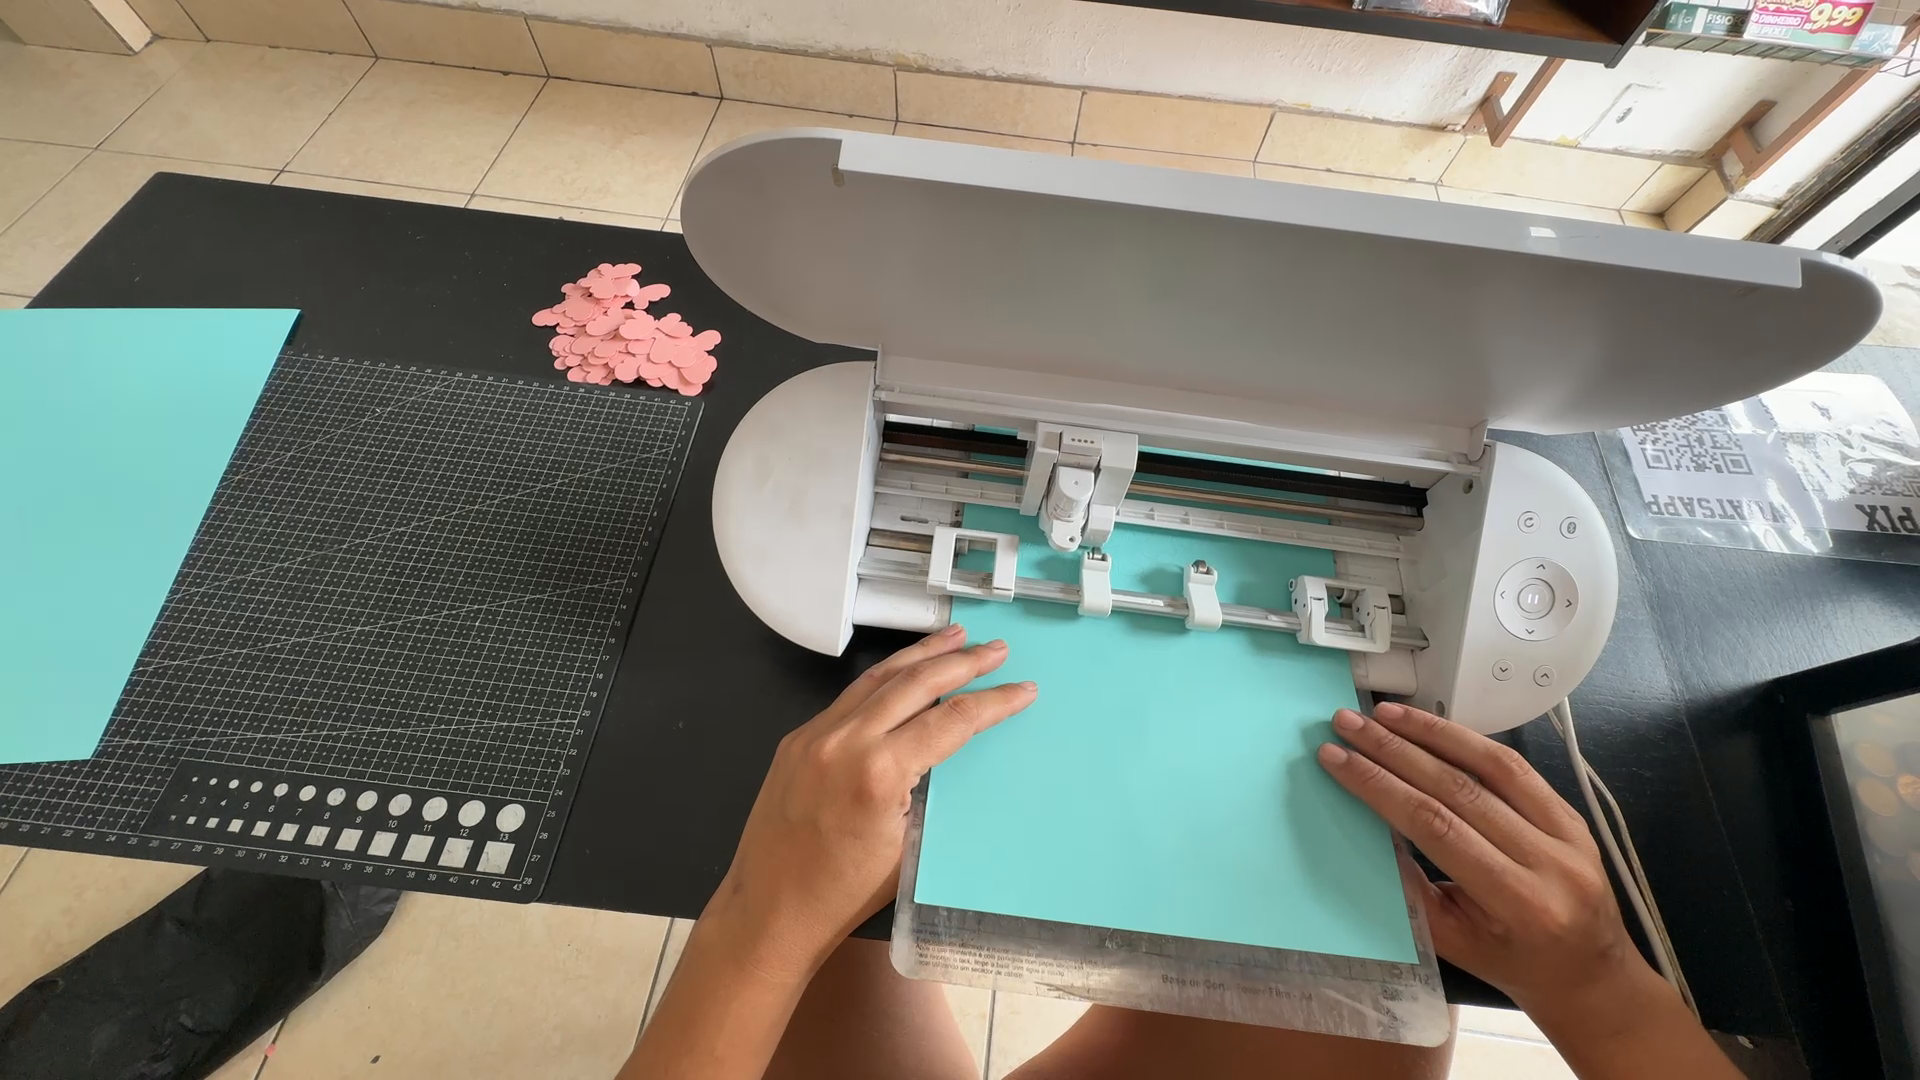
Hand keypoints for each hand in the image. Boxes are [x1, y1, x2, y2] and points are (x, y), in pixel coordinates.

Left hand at [705, 625, 1036, 981]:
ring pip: (878, 677)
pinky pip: (850, 697)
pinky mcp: (798, 737)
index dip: (993, 703)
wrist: (768, 913)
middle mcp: (845, 741)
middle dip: (963, 661)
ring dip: (921, 654)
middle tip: (996, 648)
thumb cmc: (845, 895)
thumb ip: (929, 787)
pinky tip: (903, 671)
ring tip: (955, 636)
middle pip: (916, 683)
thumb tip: (949, 747)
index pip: (950, 721)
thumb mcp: (909, 846)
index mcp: (879, 773)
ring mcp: (815, 733)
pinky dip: (885, 678)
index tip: (1023, 689)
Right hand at [1314, 702, 1646, 1017]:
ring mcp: (1569, 835)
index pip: (1435, 826)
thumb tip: (1362, 816)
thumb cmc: (1506, 961)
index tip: (1335, 757)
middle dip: (1392, 750)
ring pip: (1491, 766)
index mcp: (1519, 903)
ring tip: (1383, 712)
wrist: (1591, 977)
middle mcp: (1551, 864)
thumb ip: (1406, 880)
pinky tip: (1428, 725)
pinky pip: (1514, 767)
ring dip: (1429, 732)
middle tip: (1347, 723)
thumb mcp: (1446, 936)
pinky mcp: (1573, 815)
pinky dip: (1466, 739)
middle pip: (1457, 789)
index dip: (1379, 785)